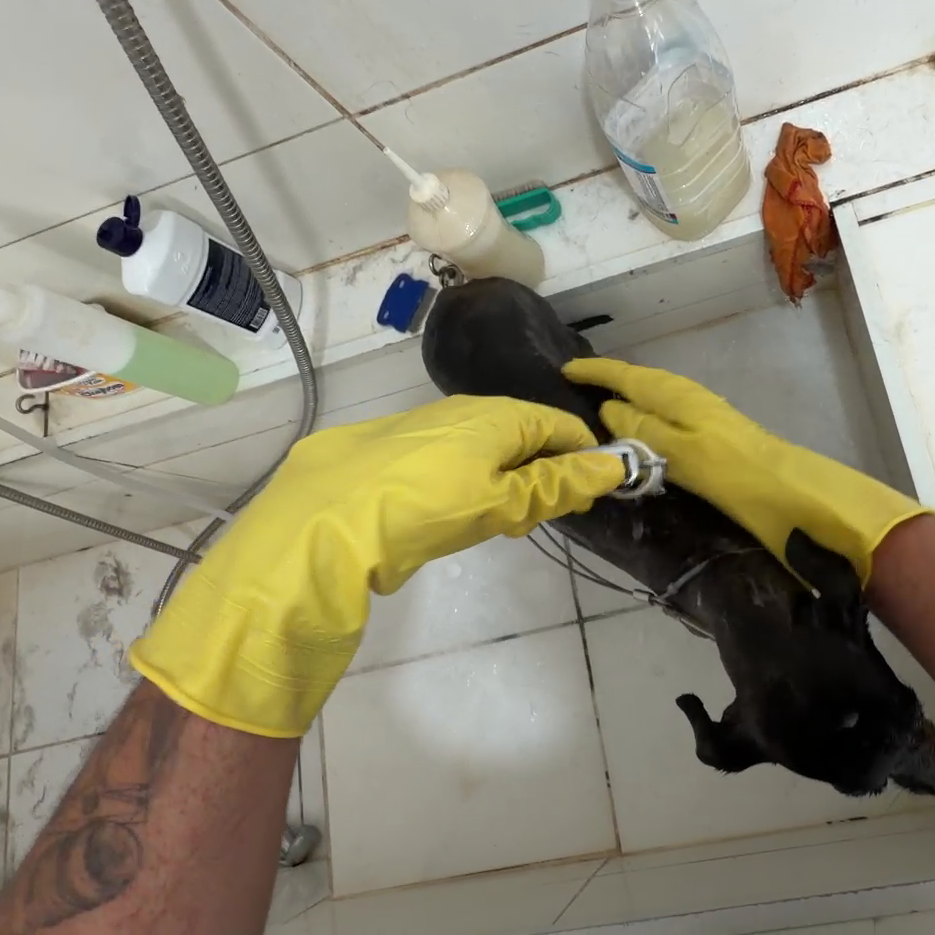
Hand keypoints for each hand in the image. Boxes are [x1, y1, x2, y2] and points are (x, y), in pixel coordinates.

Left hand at [130, 395, 624, 737]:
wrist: (322, 523)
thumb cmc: (427, 508)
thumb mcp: (501, 503)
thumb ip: (557, 485)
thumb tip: (612, 466)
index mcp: (496, 415)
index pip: (559, 424)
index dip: (583, 456)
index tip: (589, 494)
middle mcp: (461, 411)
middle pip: (522, 435)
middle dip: (541, 474)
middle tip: (538, 518)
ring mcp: (424, 427)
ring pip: (484, 448)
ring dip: (503, 483)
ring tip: (498, 523)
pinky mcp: (393, 451)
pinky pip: (449, 460)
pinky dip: (467, 484)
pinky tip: (451, 515)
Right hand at [563, 357, 925, 584]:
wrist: (792, 494)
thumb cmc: (733, 472)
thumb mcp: (679, 452)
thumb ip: (641, 430)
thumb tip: (608, 409)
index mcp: (675, 395)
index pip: (625, 375)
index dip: (595, 372)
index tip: (565, 370)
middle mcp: (687, 397)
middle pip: (639, 382)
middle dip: (608, 381)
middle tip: (575, 388)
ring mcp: (703, 415)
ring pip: (654, 399)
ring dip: (627, 399)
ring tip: (598, 409)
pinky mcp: (712, 436)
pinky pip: (665, 417)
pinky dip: (645, 418)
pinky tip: (640, 434)